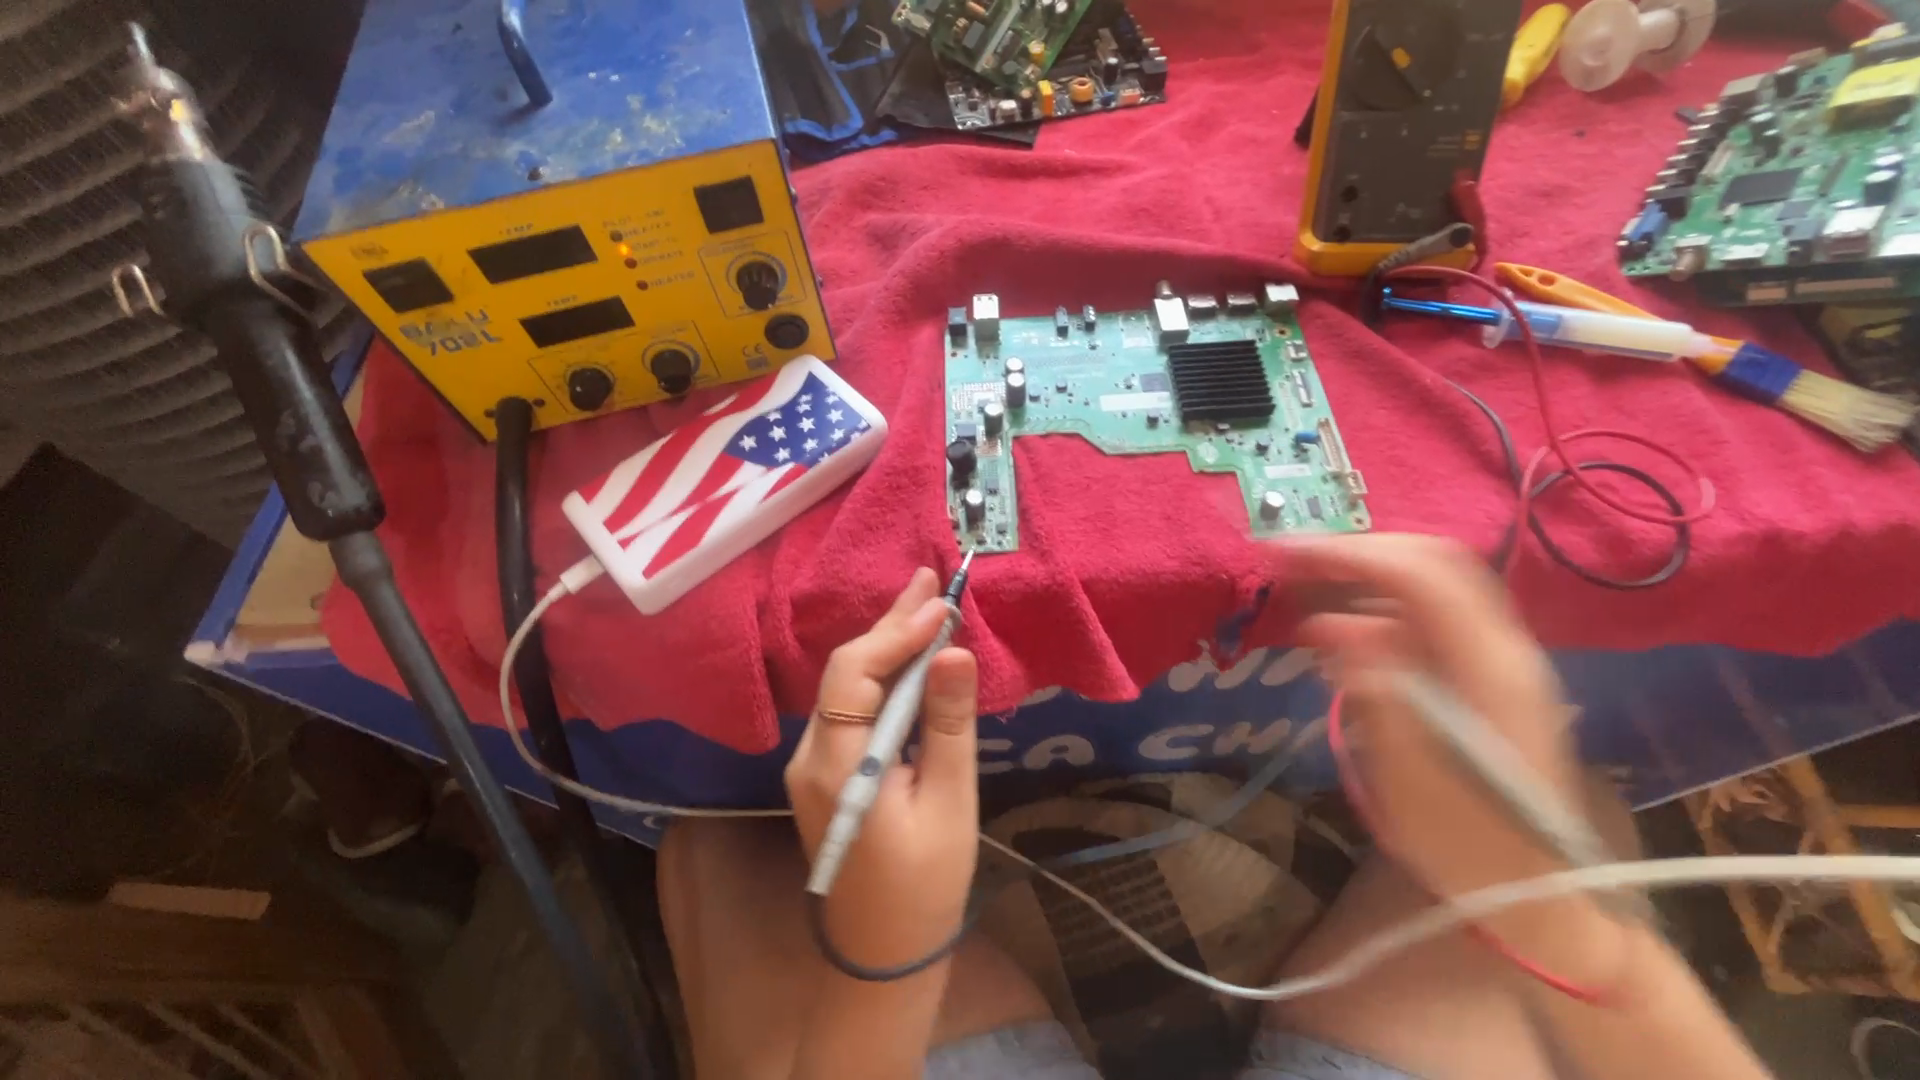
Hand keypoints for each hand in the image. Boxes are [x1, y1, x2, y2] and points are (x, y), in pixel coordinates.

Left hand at [785, 567, 979, 969]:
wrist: (879, 957)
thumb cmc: (924, 887)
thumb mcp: (948, 803)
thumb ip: (947, 724)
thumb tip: (953, 652)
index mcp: (836, 766)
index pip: (855, 674)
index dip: (896, 632)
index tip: (943, 605)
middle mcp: (809, 756)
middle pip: (845, 671)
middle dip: (890, 624)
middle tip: (931, 580)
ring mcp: (810, 766)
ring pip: (846, 687)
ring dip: (887, 646)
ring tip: (926, 606)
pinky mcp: (823, 774)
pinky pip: (850, 709)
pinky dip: (881, 678)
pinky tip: (908, 659)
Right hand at [1281, 534, 1625, 977]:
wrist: (1539, 893)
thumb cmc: (1468, 844)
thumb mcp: (1408, 776)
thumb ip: (1374, 691)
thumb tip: (1331, 626)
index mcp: (1488, 667)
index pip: (1418, 574)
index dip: (1347, 553)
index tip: (1282, 555)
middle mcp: (1500, 648)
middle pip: (1430, 563)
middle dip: (1355, 551)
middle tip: (1289, 561)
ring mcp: (1496, 660)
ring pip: (1428, 586)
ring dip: (1362, 577)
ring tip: (1301, 588)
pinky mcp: (1482, 678)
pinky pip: (1426, 620)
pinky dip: (1375, 610)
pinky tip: (1336, 633)